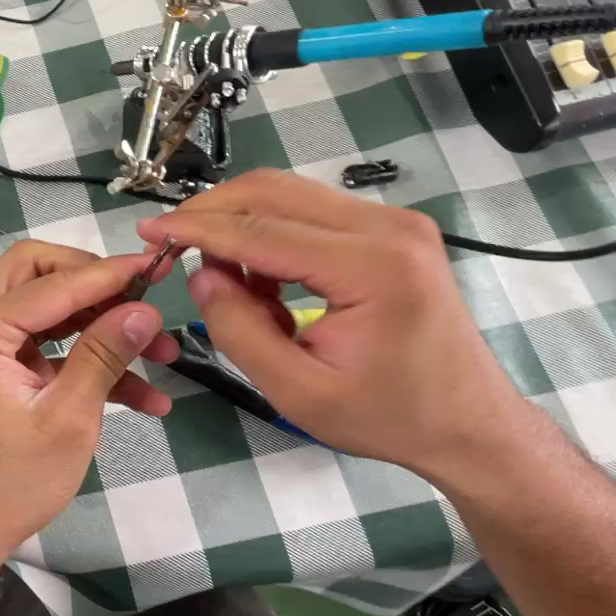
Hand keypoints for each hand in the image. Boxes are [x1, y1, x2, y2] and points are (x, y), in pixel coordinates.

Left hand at [0, 241, 181, 602]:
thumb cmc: (11, 482)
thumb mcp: (67, 418)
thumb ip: (103, 355)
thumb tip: (144, 308)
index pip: (50, 283)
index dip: (107, 273)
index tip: (158, 264)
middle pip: (36, 275)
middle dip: (93, 283)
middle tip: (140, 299)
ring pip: (47, 310)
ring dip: (100, 325)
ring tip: (162, 351)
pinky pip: (47, 350)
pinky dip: (88, 363)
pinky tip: (145, 397)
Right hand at [136, 170, 544, 490]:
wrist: (469, 423)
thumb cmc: (386, 416)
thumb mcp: (296, 390)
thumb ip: (239, 329)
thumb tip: (201, 275)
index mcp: (371, 266)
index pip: (260, 229)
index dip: (196, 228)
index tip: (146, 230)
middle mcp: (387, 226)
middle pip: (273, 191)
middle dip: (211, 212)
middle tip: (168, 245)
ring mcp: (393, 223)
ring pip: (288, 194)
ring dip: (238, 224)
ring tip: (220, 278)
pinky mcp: (389, 231)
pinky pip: (308, 212)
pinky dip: (268, 235)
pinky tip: (261, 282)